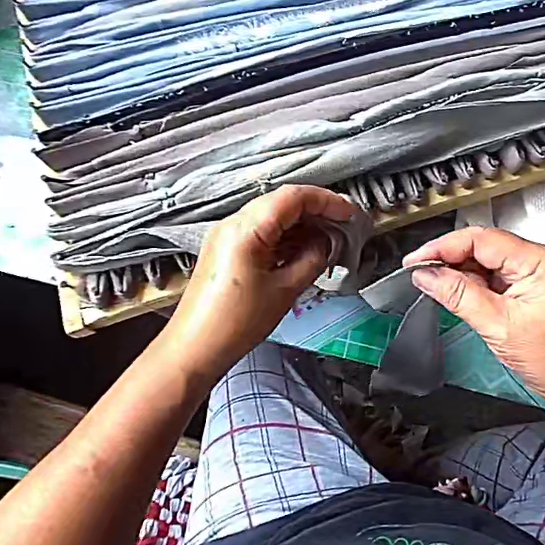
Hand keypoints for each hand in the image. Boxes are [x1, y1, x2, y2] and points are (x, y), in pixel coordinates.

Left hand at [162, 185, 356, 379]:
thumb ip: (313, 258)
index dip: (327, 201)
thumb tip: (328, 242)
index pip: (294, 197)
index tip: (349, 214)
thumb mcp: (286, 289)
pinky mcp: (225, 248)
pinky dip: (286, 235)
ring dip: (302, 224)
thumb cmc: (235, 323)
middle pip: (283, 201)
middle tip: (343, 226)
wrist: (195, 348)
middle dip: (317, 211)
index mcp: (247, 229)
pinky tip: (303, 250)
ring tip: (328, 241)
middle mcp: (232, 223)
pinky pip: (261, 230)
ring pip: (273, 214)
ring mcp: (226, 234)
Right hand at [404, 227, 544, 418]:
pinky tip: (456, 294)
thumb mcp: (498, 326)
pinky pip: (494, 277)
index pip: (481, 239)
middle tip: (420, 272)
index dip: (444, 247)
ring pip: (485, 261)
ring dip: (459, 273)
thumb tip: (427, 275)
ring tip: (434, 286)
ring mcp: (536, 273)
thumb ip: (458, 295)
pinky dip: (472, 284)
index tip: (418, 260)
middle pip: (483, 246)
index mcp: (540, 261)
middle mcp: (541, 260)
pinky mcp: (530, 288)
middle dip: (449, 259)